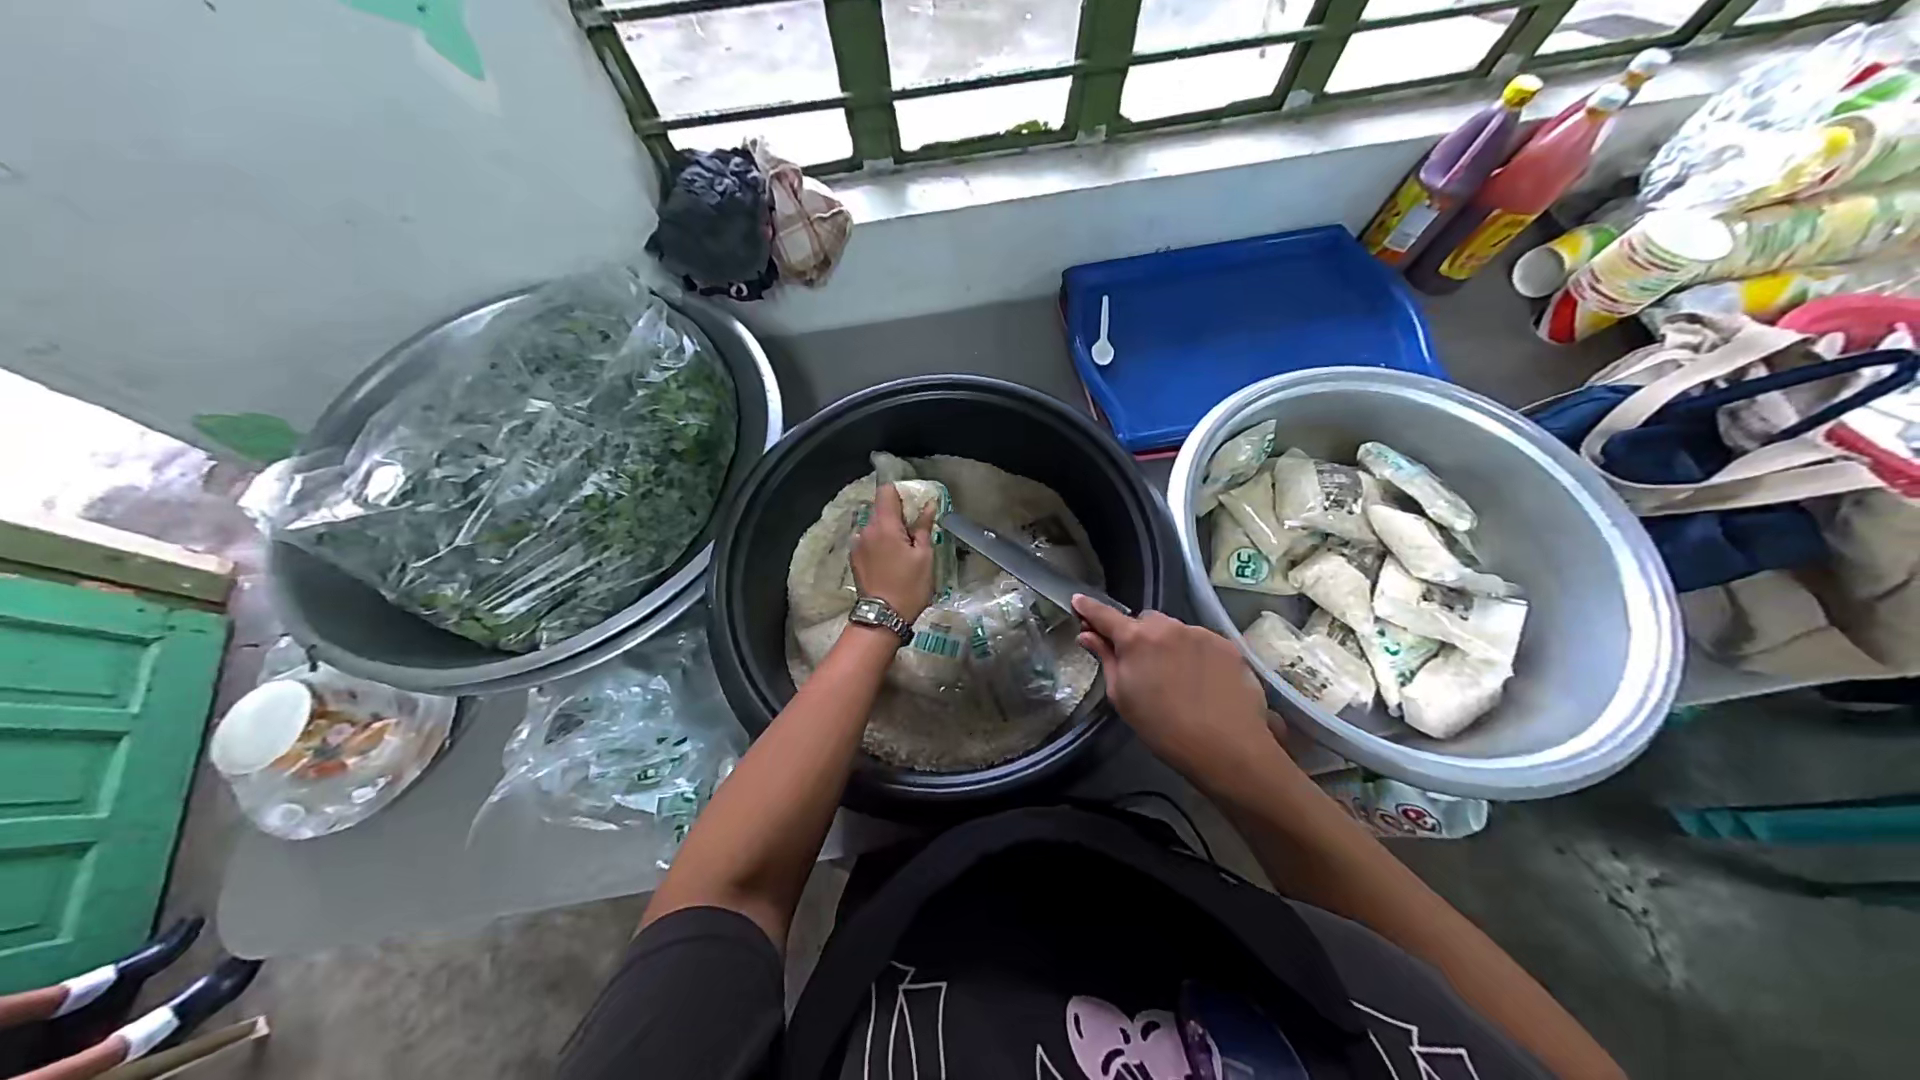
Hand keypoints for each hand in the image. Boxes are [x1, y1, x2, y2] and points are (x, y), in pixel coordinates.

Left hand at [851, 483, 937, 622]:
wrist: (883, 617)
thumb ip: (923, 527)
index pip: (886, 491)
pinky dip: (878, 543)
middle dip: (896, 514)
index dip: (901, 494)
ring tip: (902, 550)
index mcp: (884, 526)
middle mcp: (866, 530)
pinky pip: (867, 540)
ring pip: (873, 526)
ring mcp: (857, 544)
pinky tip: (889, 560)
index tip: (914, 507)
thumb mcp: (924, 556)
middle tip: (914, 532)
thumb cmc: (909, 586)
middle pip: (880, 508)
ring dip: (887, 530)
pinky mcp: (854, 558)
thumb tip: (929, 505)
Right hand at [1074, 596, 1295, 794]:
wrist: (1226, 747)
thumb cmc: (1162, 728)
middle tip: (1141, 664)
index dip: (1089, 608)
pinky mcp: (1227, 645)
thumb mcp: (1123, 697)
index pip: (1105, 615)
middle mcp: (1168, 627)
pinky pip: (1201, 642)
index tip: (1077, 600)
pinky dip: (1195, 654)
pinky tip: (1201, 681)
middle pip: (1144, 621)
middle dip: (1138, 635)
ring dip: (1168, 645)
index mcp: (1136, 639)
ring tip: (1176, 678)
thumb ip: (1106, 660)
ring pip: (1174, 631)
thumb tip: (1088, 635)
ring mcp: (1201, 633)